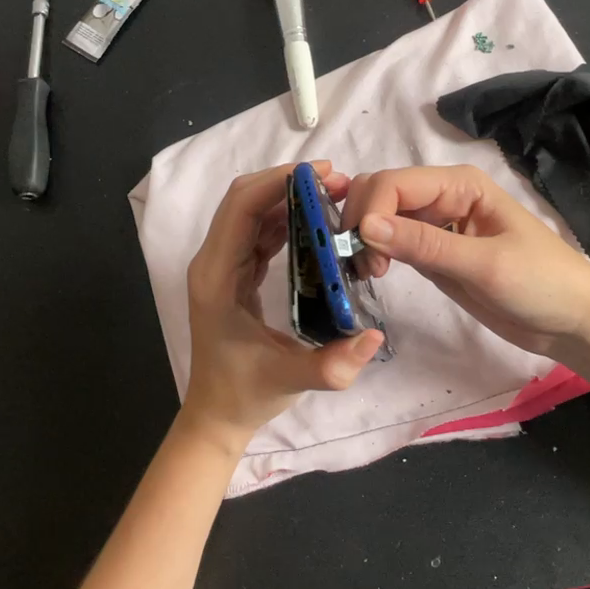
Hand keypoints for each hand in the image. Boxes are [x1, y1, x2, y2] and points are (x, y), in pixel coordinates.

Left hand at [181, 163, 386, 450]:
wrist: (217, 414)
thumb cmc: (245, 394)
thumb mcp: (290, 379)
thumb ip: (332, 364)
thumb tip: (375, 337)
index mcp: (217, 278)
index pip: (240, 209)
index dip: (277, 182)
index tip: (320, 174)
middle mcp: (213, 263)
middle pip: (244, 201)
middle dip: (288, 183)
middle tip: (338, 182)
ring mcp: (222, 266)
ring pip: (252, 212)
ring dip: (290, 198)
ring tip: (336, 195)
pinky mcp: (234, 273)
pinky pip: (258, 232)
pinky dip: (286, 219)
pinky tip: (318, 221)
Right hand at [343, 165, 589, 355]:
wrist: (572, 322)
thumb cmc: (541, 284)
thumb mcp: (484, 264)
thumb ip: (424, 245)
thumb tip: (365, 228)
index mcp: (459, 185)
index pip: (394, 183)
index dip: (370, 211)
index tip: (364, 253)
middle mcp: (442, 197)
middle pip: (379, 192)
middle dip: (361, 222)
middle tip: (365, 266)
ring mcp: (435, 226)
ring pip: (379, 217)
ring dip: (364, 239)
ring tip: (372, 275)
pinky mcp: (431, 254)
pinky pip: (390, 242)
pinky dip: (374, 253)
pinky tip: (377, 275)